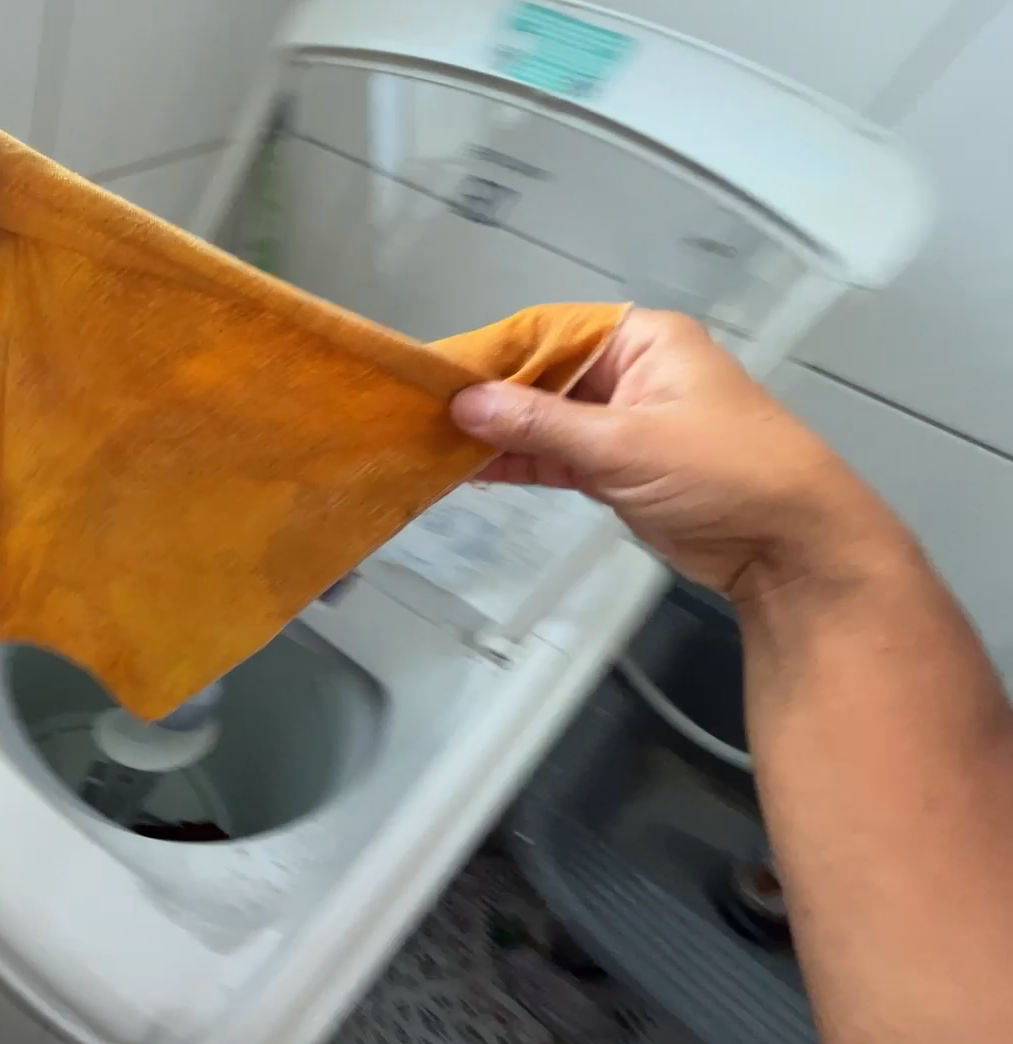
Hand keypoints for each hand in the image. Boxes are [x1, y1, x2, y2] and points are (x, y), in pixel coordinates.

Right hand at [450, 310, 904, 601]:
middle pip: (534, 375)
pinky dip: (508, 461)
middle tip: (420, 412)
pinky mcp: (603, 462)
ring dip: (489, 433)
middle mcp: (622, 372)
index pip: (547, 332)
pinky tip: (462, 469)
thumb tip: (461, 403)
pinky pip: (543, 453)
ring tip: (429, 442)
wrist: (786, 547)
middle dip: (482, 397)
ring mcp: (611, 419)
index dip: (489, 351)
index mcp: (640, 342)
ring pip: (534, 417)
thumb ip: (538, 422)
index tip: (434, 374)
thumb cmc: (723, 473)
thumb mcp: (624, 443)